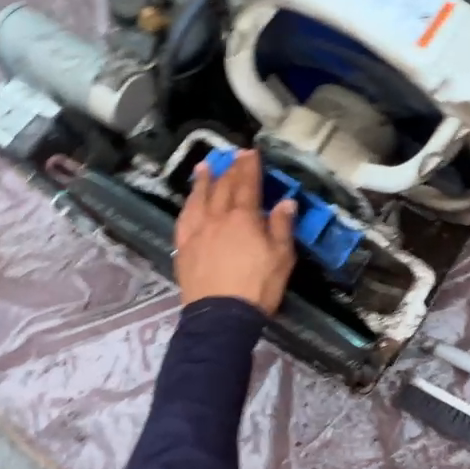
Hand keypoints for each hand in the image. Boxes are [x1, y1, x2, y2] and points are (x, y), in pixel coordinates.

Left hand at [174, 150, 296, 314]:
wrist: (221, 316)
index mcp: (243, 218)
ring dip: (203, 181)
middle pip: (223, 188)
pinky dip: (188, 205)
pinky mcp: (183, 248)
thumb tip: (286, 202)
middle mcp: (217, 218)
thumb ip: (281, 227)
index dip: (249, 166)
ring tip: (205, 167)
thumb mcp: (281, 258)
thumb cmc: (257, 287)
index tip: (250, 151)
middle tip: (233, 155)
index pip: (247, 185)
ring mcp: (196, 232)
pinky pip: (184, 219)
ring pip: (199, 199)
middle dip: (230, 169)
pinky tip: (190, 202)